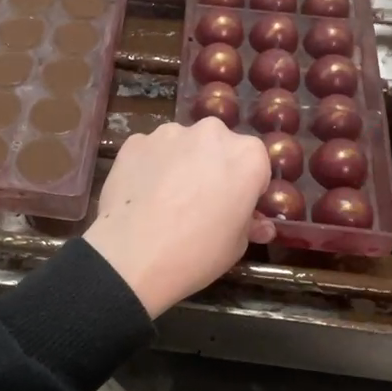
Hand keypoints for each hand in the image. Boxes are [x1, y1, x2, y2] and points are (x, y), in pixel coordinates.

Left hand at [83, 119, 273, 317]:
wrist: (132, 257)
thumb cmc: (197, 253)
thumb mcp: (236, 245)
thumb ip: (250, 223)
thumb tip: (259, 224)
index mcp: (247, 155)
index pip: (256, 164)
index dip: (246, 186)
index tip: (235, 205)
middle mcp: (211, 133)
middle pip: (218, 146)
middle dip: (212, 167)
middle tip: (200, 200)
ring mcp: (169, 133)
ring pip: (182, 145)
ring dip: (180, 162)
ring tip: (166, 198)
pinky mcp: (135, 141)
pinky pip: (150, 151)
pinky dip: (150, 166)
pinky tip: (142, 195)